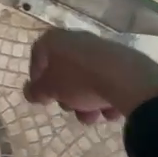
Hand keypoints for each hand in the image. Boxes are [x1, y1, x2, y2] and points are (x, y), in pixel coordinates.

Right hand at [23, 29, 157, 124]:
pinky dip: (106, 95)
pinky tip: (111, 111)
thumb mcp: (51, 89)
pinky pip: (107, 79)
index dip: (37, 79)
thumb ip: (37, 91)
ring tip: (94, 117)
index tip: (43, 97)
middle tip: (71, 110)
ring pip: (86, 78)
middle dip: (67, 95)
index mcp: (52, 40)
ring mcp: (99, 49)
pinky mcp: (122, 60)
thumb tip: (30, 93)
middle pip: (64, 70)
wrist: (126, 79)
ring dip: (87, 100)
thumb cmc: (79, 80)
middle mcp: (74, 39)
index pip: (37, 57)